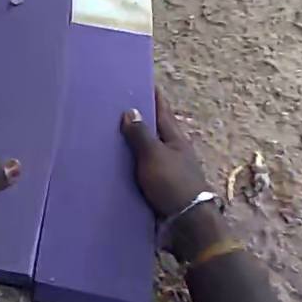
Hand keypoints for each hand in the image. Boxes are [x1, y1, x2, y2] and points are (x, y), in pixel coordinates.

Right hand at [120, 88, 221, 259]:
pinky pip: (144, 168)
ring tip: (114, 133)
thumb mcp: (154, 156)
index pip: (162, 110)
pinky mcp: (162, 187)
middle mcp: (173, 150)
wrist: (187, 223)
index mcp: (174, 138)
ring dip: (135, 141)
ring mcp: (169, 169)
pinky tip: (120, 165)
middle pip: (156, 129)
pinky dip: (133, 162)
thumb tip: (131, 110)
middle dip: (142, 117)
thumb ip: (141, 135)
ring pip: (149, 149)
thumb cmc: (172, 184)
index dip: (154, 95)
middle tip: (120, 105)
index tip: (143, 79)